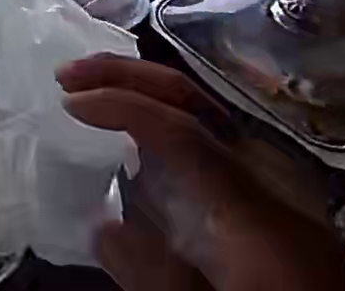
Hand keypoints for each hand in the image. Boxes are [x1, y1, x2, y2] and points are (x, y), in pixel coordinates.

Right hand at [57, 55, 344, 290]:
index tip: (69, 102)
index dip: (120, 104)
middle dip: (127, 74)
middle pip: (192, 98)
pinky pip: (207, 135)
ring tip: (92, 88)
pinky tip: (136, 139)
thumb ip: (165, 281)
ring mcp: (275, 183)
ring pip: (201, 109)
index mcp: (257, 208)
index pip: (180, 129)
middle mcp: (268, 177)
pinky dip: (162, 117)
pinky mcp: (275, 200)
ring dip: (142, 88)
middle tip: (70, 74)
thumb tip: (102, 227)